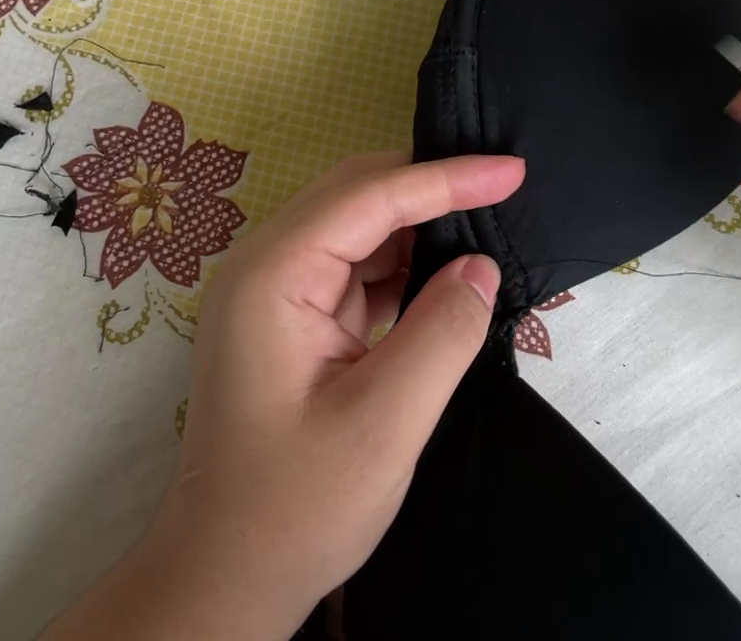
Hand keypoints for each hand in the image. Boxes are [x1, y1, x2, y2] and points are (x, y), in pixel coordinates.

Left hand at [43, 153, 524, 640]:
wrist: (229, 570)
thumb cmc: (297, 505)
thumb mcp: (384, 423)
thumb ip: (441, 334)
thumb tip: (481, 266)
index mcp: (272, 277)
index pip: (368, 198)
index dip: (444, 177)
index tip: (512, 170)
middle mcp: (266, 267)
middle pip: (355, 197)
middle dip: (430, 187)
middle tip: (505, 188)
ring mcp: (276, 291)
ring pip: (358, 228)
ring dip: (420, 224)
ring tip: (487, 223)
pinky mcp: (294, 317)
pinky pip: (356, 268)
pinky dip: (404, 264)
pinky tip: (446, 270)